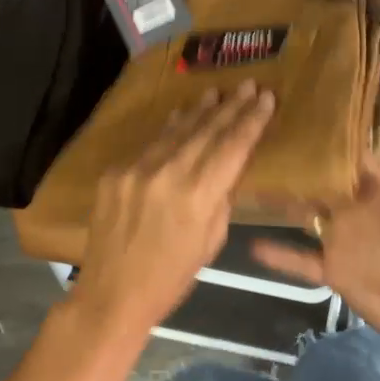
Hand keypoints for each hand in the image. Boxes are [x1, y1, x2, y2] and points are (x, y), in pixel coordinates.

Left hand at [72, 82, 274, 331]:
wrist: (111, 296)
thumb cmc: (171, 278)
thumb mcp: (212, 242)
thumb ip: (222, 198)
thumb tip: (230, 166)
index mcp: (198, 196)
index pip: (233, 146)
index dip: (252, 120)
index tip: (268, 98)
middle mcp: (169, 174)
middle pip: (208, 130)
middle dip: (232, 106)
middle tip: (249, 84)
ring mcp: (138, 170)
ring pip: (178, 130)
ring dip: (201, 110)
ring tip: (217, 92)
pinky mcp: (116, 173)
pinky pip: (151, 144)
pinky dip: (170, 128)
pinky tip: (182, 114)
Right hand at [251, 147, 379, 357]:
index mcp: (377, 193)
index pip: (352, 160)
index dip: (333, 141)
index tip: (306, 118)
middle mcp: (354, 210)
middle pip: (322, 184)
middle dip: (299, 167)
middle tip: (263, 144)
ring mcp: (340, 240)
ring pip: (306, 216)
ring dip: (283, 203)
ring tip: (250, 184)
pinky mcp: (332, 270)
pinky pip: (301, 260)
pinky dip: (279, 254)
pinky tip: (253, 245)